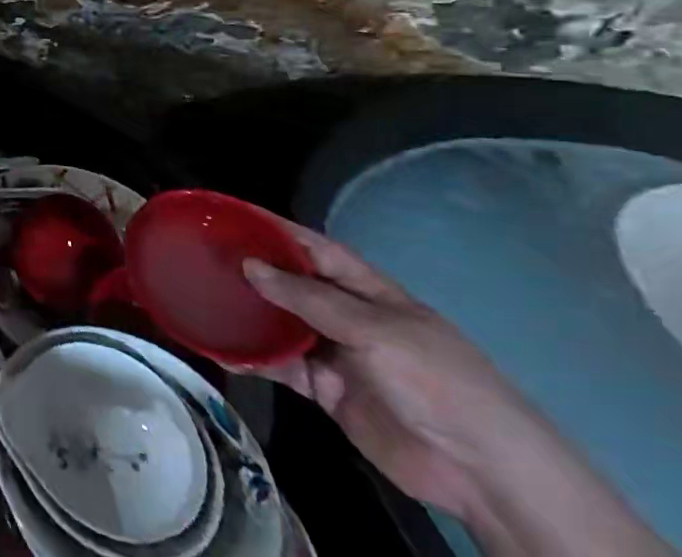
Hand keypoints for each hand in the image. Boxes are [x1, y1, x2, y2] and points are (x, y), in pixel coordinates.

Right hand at [239, 219, 673, 555]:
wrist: (478, 467)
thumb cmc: (433, 379)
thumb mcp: (373, 329)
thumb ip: (310, 299)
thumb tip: (251, 265)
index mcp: (367, 288)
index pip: (314, 247)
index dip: (276, 229)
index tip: (233, 214)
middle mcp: (347, 314)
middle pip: (292, 284)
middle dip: (254, 269)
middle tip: (203, 256)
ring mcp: (336, 354)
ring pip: (282, 325)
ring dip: (248, 314)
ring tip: (203, 298)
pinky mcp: (328, 391)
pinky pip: (283, 368)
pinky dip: (254, 360)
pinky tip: (223, 352)